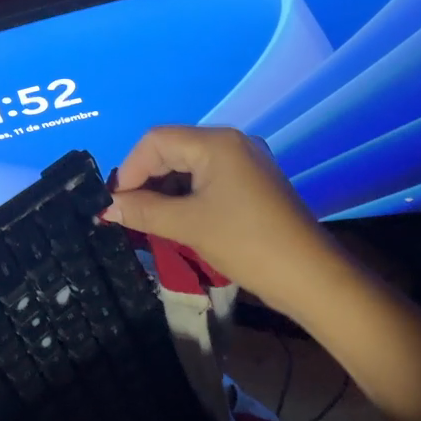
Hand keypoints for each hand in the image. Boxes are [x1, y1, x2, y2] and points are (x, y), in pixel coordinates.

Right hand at [104, 126, 347, 314]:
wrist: (314, 280)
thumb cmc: (247, 244)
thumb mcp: (188, 226)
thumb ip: (143, 210)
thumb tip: (107, 206)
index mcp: (216, 142)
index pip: (156, 141)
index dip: (130, 169)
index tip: (116, 204)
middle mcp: (231, 142)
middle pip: (172, 149)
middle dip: (146, 180)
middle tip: (128, 213)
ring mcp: (246, 162)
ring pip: (189, 166)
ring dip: (165, 190)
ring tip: (149, 220)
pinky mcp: (253, 183)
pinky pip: (208, 179)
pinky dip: (187, 196)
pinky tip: (177, 220)